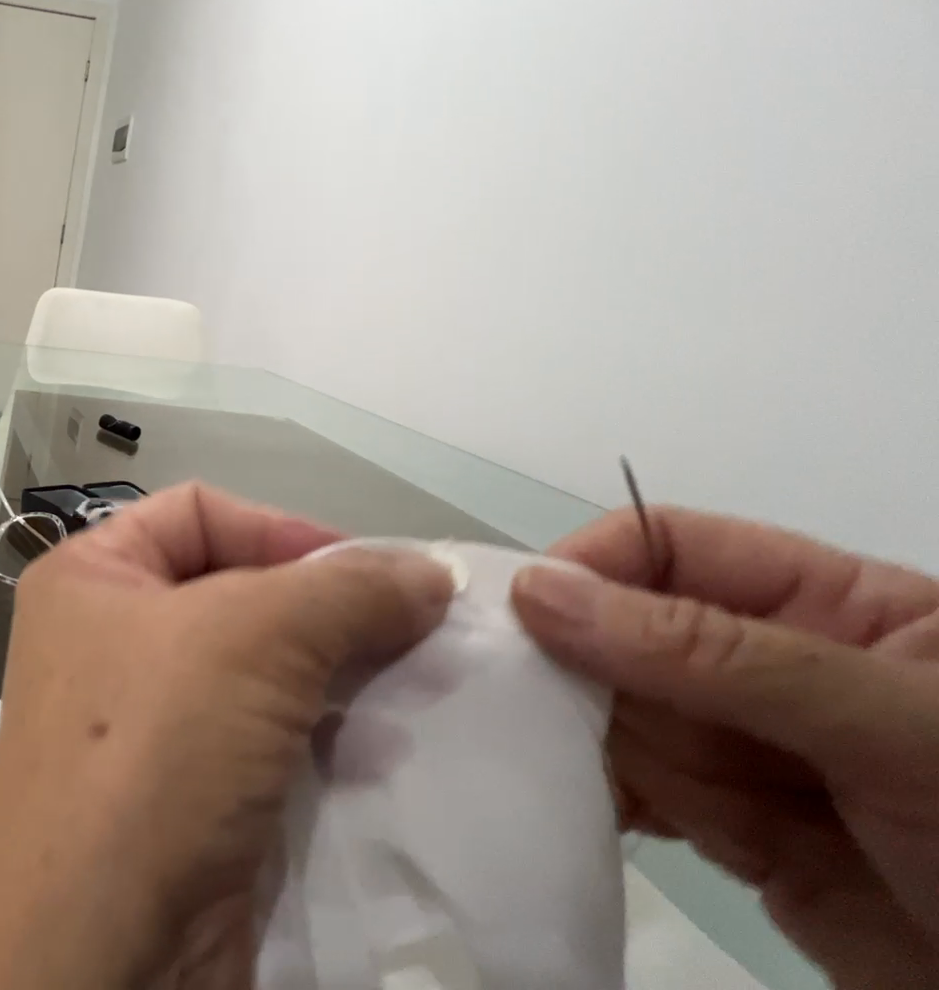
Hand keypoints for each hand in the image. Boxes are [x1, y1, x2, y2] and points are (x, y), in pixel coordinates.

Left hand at [0, 483, 452, 988]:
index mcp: (93, 575)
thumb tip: (424, 572)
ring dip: (341, 681)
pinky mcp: (188, 791)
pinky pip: (270, 741)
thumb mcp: (248, 636)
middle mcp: (113, 637)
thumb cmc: (150, 748)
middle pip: (240, 592)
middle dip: (329, 612)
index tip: (373, 576)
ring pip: (264, 673)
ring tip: (414, 696)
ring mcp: (151, 720)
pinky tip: (386, 755)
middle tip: (415, 640)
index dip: (284, 528)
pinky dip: (329, 741)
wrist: (97, 940)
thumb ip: (344, 590)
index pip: (200, 512)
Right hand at [511, 507, 938, 987]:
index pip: (670, 546)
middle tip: (481, 682)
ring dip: (555, 724)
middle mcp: (767, 665)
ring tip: (497, 741)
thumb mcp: (886, 724)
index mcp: (828, 606)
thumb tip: (537, 591)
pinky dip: (577, 788)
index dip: (589, 566)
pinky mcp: (719, 821)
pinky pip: (622, 784)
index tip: (514, 612)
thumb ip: (711, 652)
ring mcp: (741, 745)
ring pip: (609, 705)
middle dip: (555, 652)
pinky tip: (544, 796)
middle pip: (620, 627)